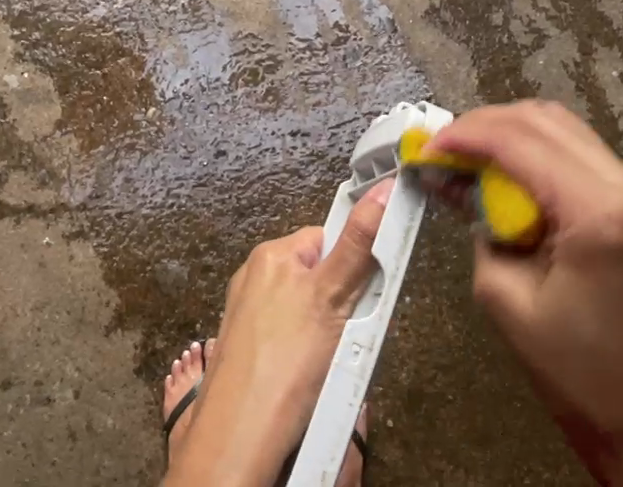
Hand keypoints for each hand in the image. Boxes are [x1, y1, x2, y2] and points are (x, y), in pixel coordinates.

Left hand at [164, 178, 392, 486]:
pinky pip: (293, 338)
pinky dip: (310, 354)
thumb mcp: (332, 296)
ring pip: (309, 311)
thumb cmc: (286, 360)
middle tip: (350, 333)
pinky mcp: (250, 348)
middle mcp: (256, 276)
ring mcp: (249, 314)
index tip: (368, 291)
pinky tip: (314, 378)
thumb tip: (381, 190)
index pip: (327, 238)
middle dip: (344, 302)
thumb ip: (358, 244)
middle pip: (320, 276)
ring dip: (332, 332)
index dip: (354, 262)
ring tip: (332, 362)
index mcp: (272, 254)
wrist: (241, 431)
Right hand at [426, 101, 622, 486]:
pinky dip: (533, 149)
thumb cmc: (574, 366)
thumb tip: (448, 175)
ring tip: (466, 156)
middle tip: (442, 149)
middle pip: (542, 120)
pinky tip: (503, 169)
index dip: (465, 135)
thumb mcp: (503, 294)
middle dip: (483, 126)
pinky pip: (576, 149)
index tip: (426, 147)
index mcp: (602, 214)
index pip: (520, 142)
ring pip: (560, 126)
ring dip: (508, 133)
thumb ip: (477, 222)